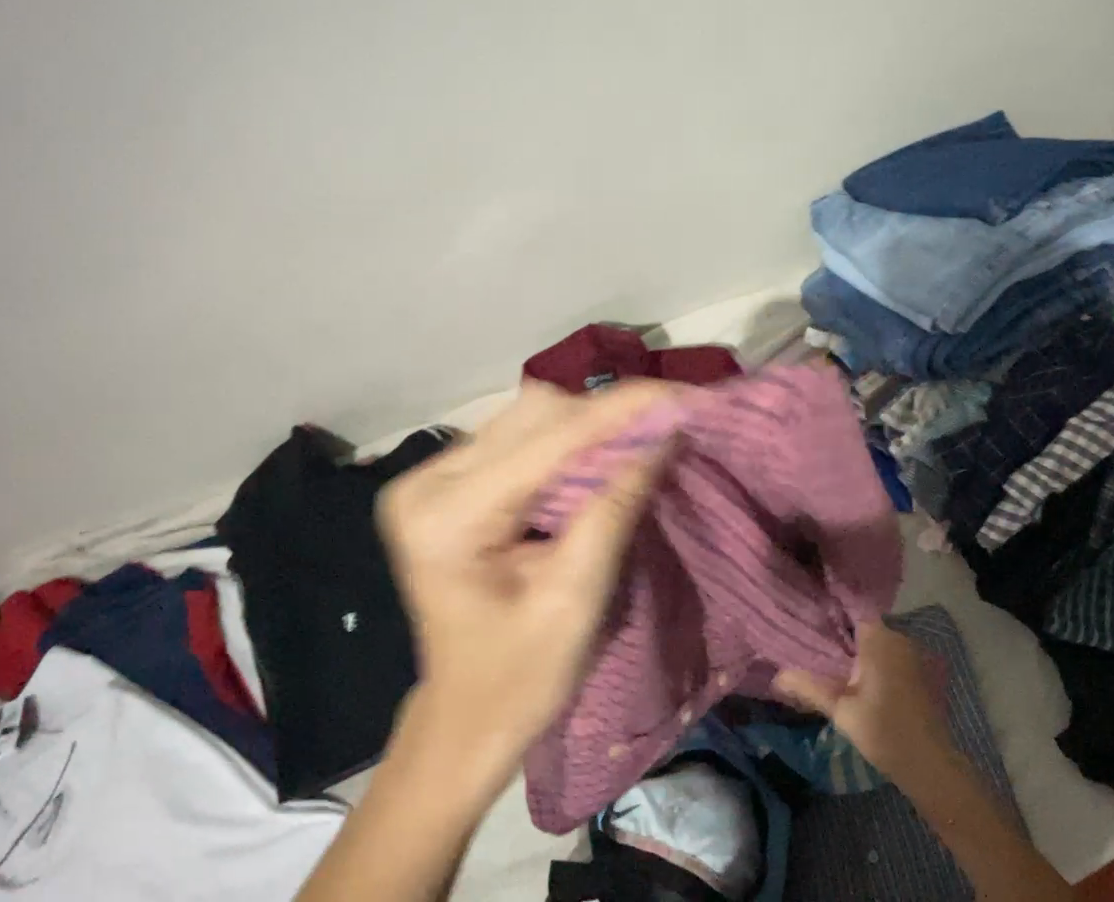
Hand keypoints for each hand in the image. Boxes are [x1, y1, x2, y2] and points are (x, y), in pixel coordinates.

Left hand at [375, 379, 677, 757]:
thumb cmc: (521, 677)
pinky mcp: (451, 482)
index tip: (686, 397)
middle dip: (610, 416)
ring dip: (595, 426)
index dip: (622, 413)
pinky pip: (524, 438)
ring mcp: (434, 477)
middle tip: (673, 424)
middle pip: (537, 415)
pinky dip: (574, 442)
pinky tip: (609, 457)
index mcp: (447, 516)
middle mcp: (428, 481)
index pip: (549, 440)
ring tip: (647, 440)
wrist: (469, 716)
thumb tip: (664, 433)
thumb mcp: (576, 597)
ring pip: (532, 418)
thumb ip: (614, 507)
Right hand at [773, 621, 953, 781]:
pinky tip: (864, 685)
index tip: (812, 632)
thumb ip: (810, 688)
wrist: (927, 761)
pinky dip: (879, 666)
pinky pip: (894, 659)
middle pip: (866, 631)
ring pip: (881, 646)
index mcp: (880, 639)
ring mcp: (914, 655)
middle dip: (845, 642)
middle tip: (818, 656)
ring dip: (863, 656)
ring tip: (836, 671)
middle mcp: (900, 639)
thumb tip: (778, 676)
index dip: (832, 622)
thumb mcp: (841, 710)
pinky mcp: (922, 673)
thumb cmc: (882, 730)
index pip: (851, 615)